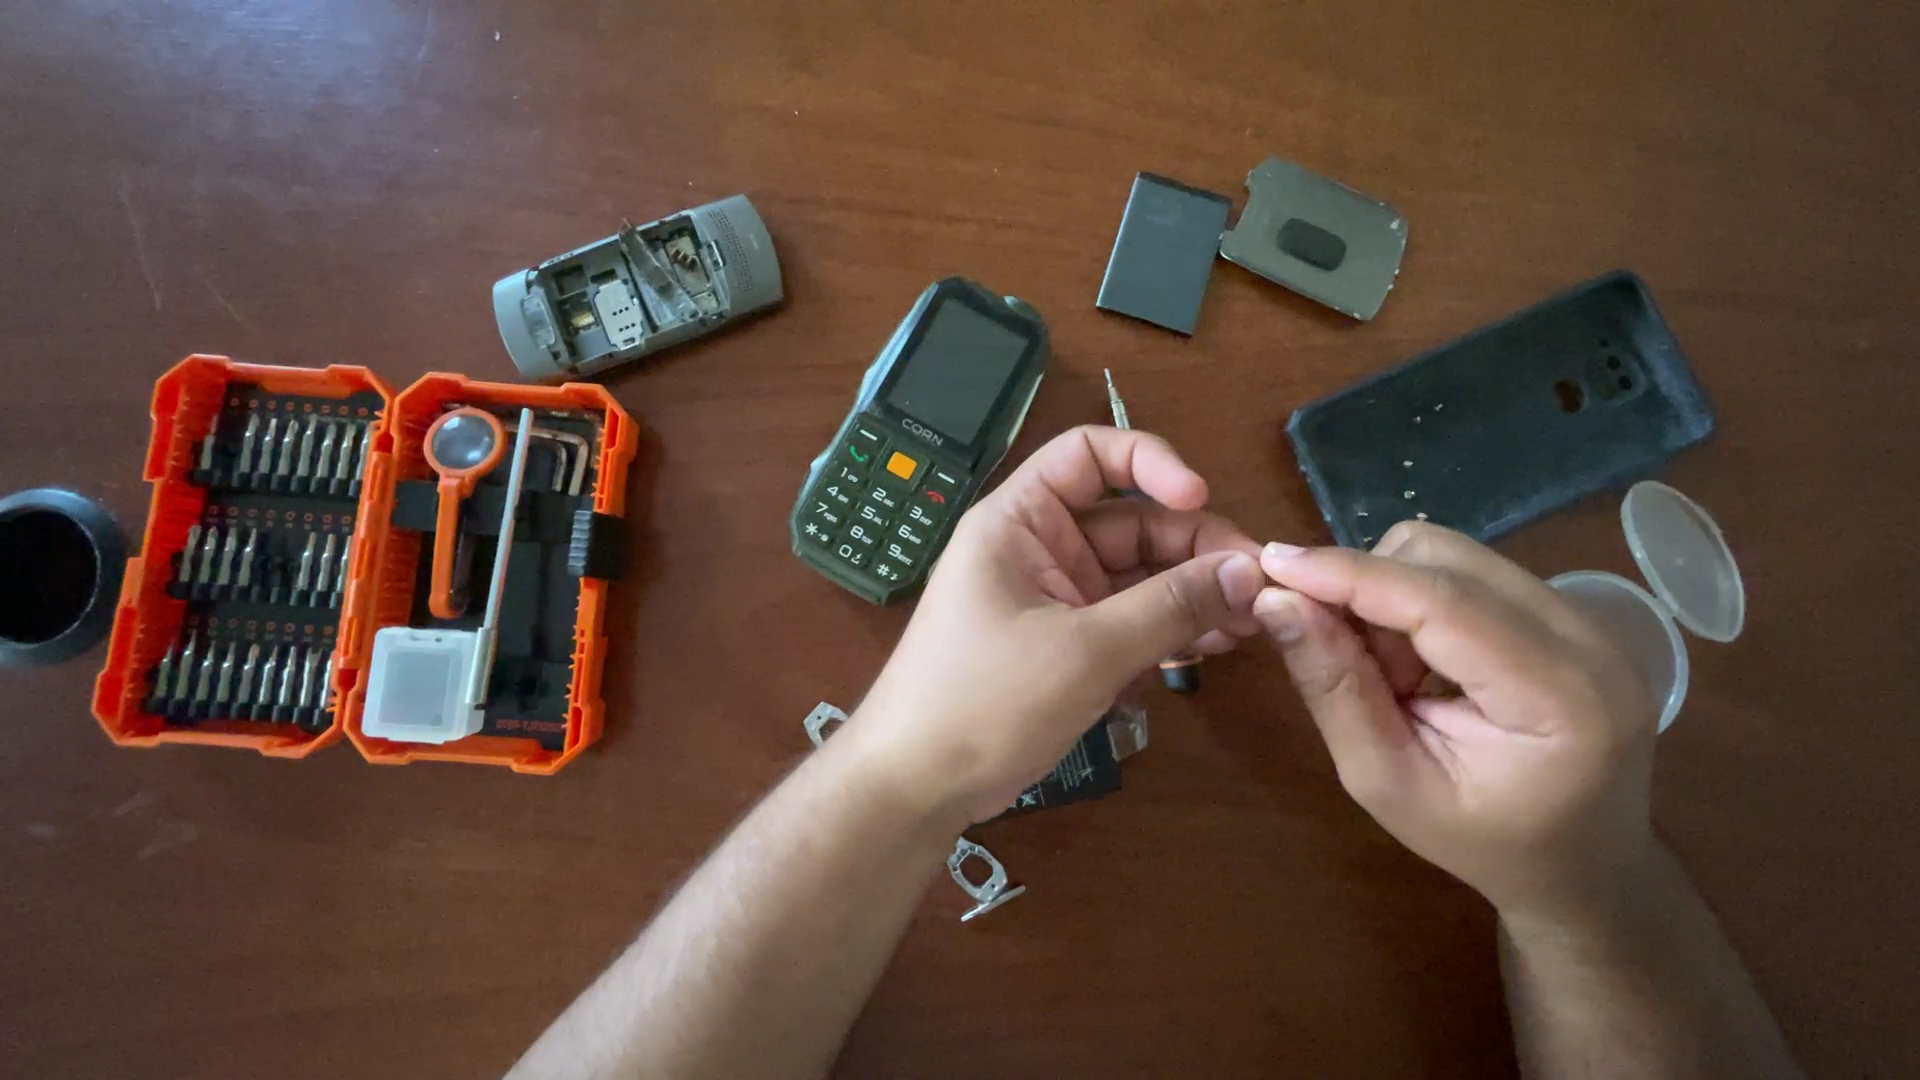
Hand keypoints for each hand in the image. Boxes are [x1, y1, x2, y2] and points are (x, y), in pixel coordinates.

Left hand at [839, 426, 1265, 825]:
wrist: (919, 784)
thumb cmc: (984, 701)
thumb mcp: (1083, 651)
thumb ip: (1169, 608)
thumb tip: (1248, 571)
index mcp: (1020, 520)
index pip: (1088, 453)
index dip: (1149, 462)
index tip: (1200, 499)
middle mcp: (1040, 547)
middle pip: (1132, 521)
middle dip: (1195, 550)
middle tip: (1257, 589)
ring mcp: (1056, 597)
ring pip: (1139, 575)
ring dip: (1192, 595)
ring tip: (1247, 625)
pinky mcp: (1068, 642)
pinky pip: (1129, 619)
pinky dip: (1168, 630)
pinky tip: (1212, 650)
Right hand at [1253, 522, 1658, 917]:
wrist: (1582, 862)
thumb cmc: (1479, 839)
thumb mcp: (1383, 780)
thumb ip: (1332, 687)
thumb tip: (1274, 599)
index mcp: (1562, 699)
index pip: (1440, 602)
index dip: (1348, 573)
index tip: (1271, 562)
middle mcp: (1592, 637)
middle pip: (1443, 558)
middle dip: (1368, 591)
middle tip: (1349, 663)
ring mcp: (1591, 615)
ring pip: (1449, 554)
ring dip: (1390, 597)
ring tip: (1394, 673)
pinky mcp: (1573, 606)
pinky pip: (1466, 568)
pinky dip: (1417, 599)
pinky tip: (1422, 661)